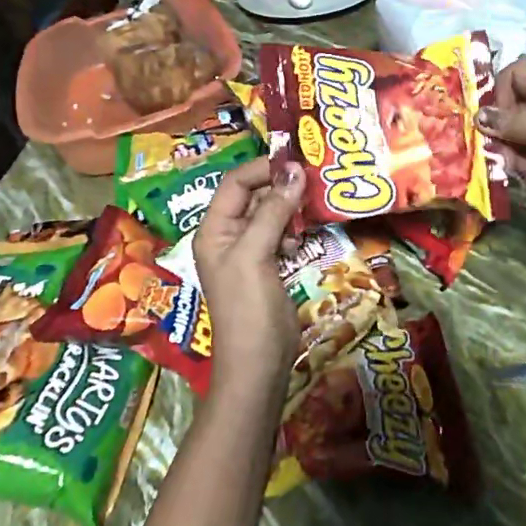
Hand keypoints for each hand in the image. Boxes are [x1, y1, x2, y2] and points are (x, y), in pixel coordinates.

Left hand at [192, 156, 303, 384]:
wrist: (258, 363)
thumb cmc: (249, 307)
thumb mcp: (256, 254)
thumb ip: (273, 211)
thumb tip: (295, 171)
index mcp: (213, 229)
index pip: (234, 183)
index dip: (262, 168)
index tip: (296, 161)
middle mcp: (226, 236)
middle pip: (251, 196)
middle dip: (278, 186)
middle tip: (312, 179)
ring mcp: (246, 253)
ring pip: (267, 215)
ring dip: (287, 207)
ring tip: (311, 205)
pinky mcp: (265, 268)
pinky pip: (278, 236)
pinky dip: (291, 230)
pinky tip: (302, 238)